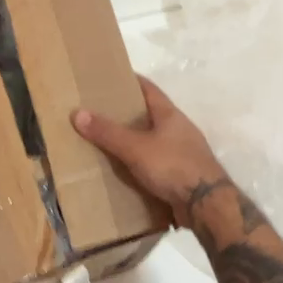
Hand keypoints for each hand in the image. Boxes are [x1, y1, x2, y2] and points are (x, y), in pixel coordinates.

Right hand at [72, 76, 226, 225]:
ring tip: (109, 143)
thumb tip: (77, 113)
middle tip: (101, 114)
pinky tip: (126, 172)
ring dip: (135, 142)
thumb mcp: (135, 148)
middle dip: (128, 114)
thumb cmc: (173, 166)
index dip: (131, 81)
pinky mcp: (182, 176)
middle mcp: (179, 130)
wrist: (206, 204)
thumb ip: (107, 132)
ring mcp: (183, 154)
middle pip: (151, 116)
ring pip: (154, 142)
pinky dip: (141, 166)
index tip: (110, 79)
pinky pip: (157, 166)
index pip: (149, 89)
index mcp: (170, 115)